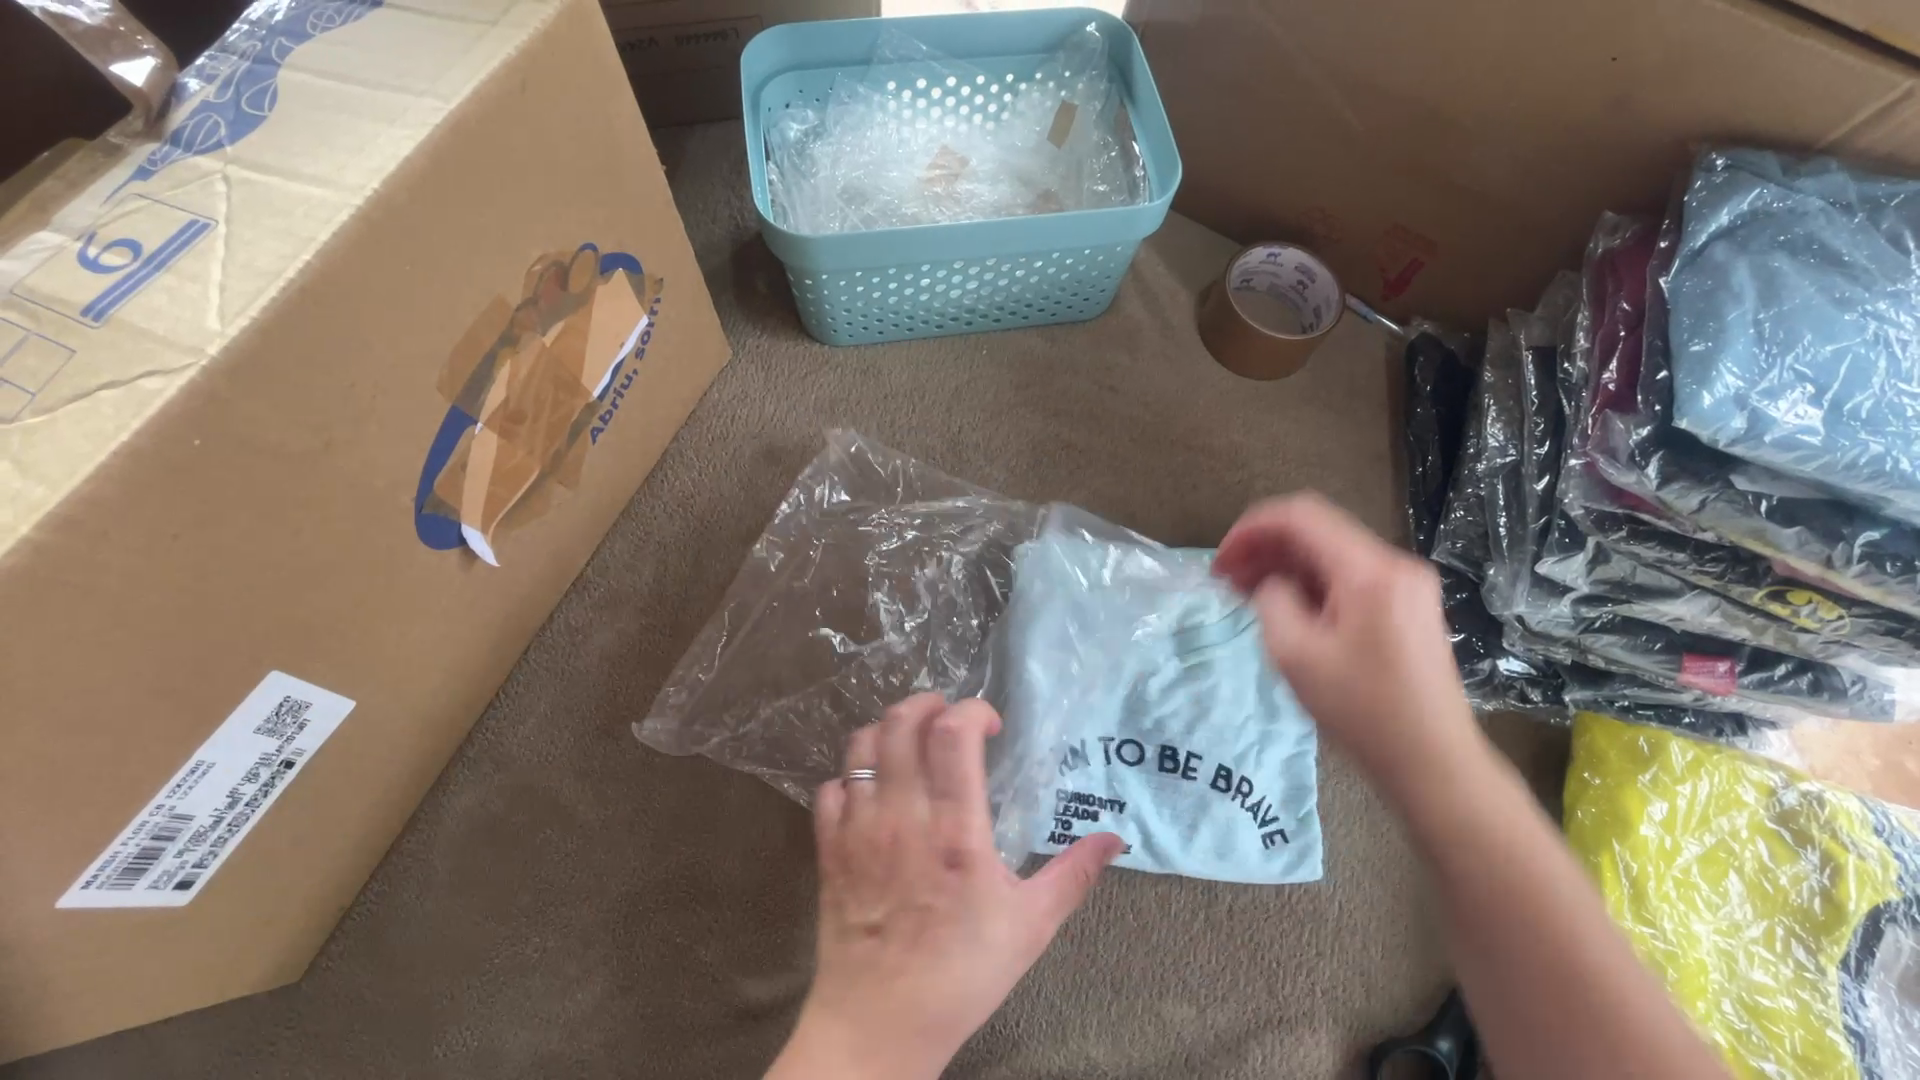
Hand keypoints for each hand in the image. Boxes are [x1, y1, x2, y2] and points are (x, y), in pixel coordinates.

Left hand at [766, 694, 1124, 1079]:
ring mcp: (858, 829)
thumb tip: (1113, 839)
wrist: (879, 1025)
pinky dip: (854, 775)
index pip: (952, 734)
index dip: (972, 710)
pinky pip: (831, 786)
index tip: (991, 727)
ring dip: (890, 731)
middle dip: (928, 704)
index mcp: (956, 830)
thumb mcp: (1030, 926)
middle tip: (950, 722)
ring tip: (914, 746)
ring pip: (862, 745)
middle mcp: (902, 817)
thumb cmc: (962, 974)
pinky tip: (875, 792)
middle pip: (901, 722)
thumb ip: (1072, 874)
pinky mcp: (828, 847)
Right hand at [1212, 493, 1483, 798]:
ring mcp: (1405, 585)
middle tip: (1224, 578)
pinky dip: (1309, 583)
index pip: (1301, 516)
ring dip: (1283, 565)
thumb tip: (1271, 584)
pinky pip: (1347, 577)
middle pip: (1317, 531)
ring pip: (1330, 554)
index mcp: (1370, 570)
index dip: (1251, 528)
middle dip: (1264, 547)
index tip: (1221, 560)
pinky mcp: (1405, 606)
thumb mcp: (1296, 656)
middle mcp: (1394, 564)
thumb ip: (1272, 601)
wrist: (1432, 760)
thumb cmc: (1362, 710)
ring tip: (1244, 591)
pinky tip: (1282, 605)